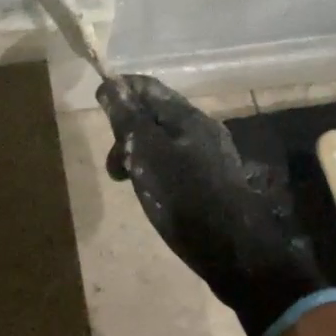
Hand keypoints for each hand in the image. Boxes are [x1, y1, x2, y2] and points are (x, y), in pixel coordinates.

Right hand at [96, 74, 325, 335]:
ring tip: (127, 181)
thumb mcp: (146, 153)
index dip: (120, 89)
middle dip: (127, 129)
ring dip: (139, 151)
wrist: (237, 252)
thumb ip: (127, 117)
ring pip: (164, 139)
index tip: (98, 105)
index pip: (146, 86)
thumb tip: (110, 83)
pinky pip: (177, 160)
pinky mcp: (215, 180)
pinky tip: (153, 192)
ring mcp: (212, 154)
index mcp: (186, 116)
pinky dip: (156, 167)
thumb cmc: (185, 198)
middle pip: (154, 113)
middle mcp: (202, 127)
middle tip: (113, 162)